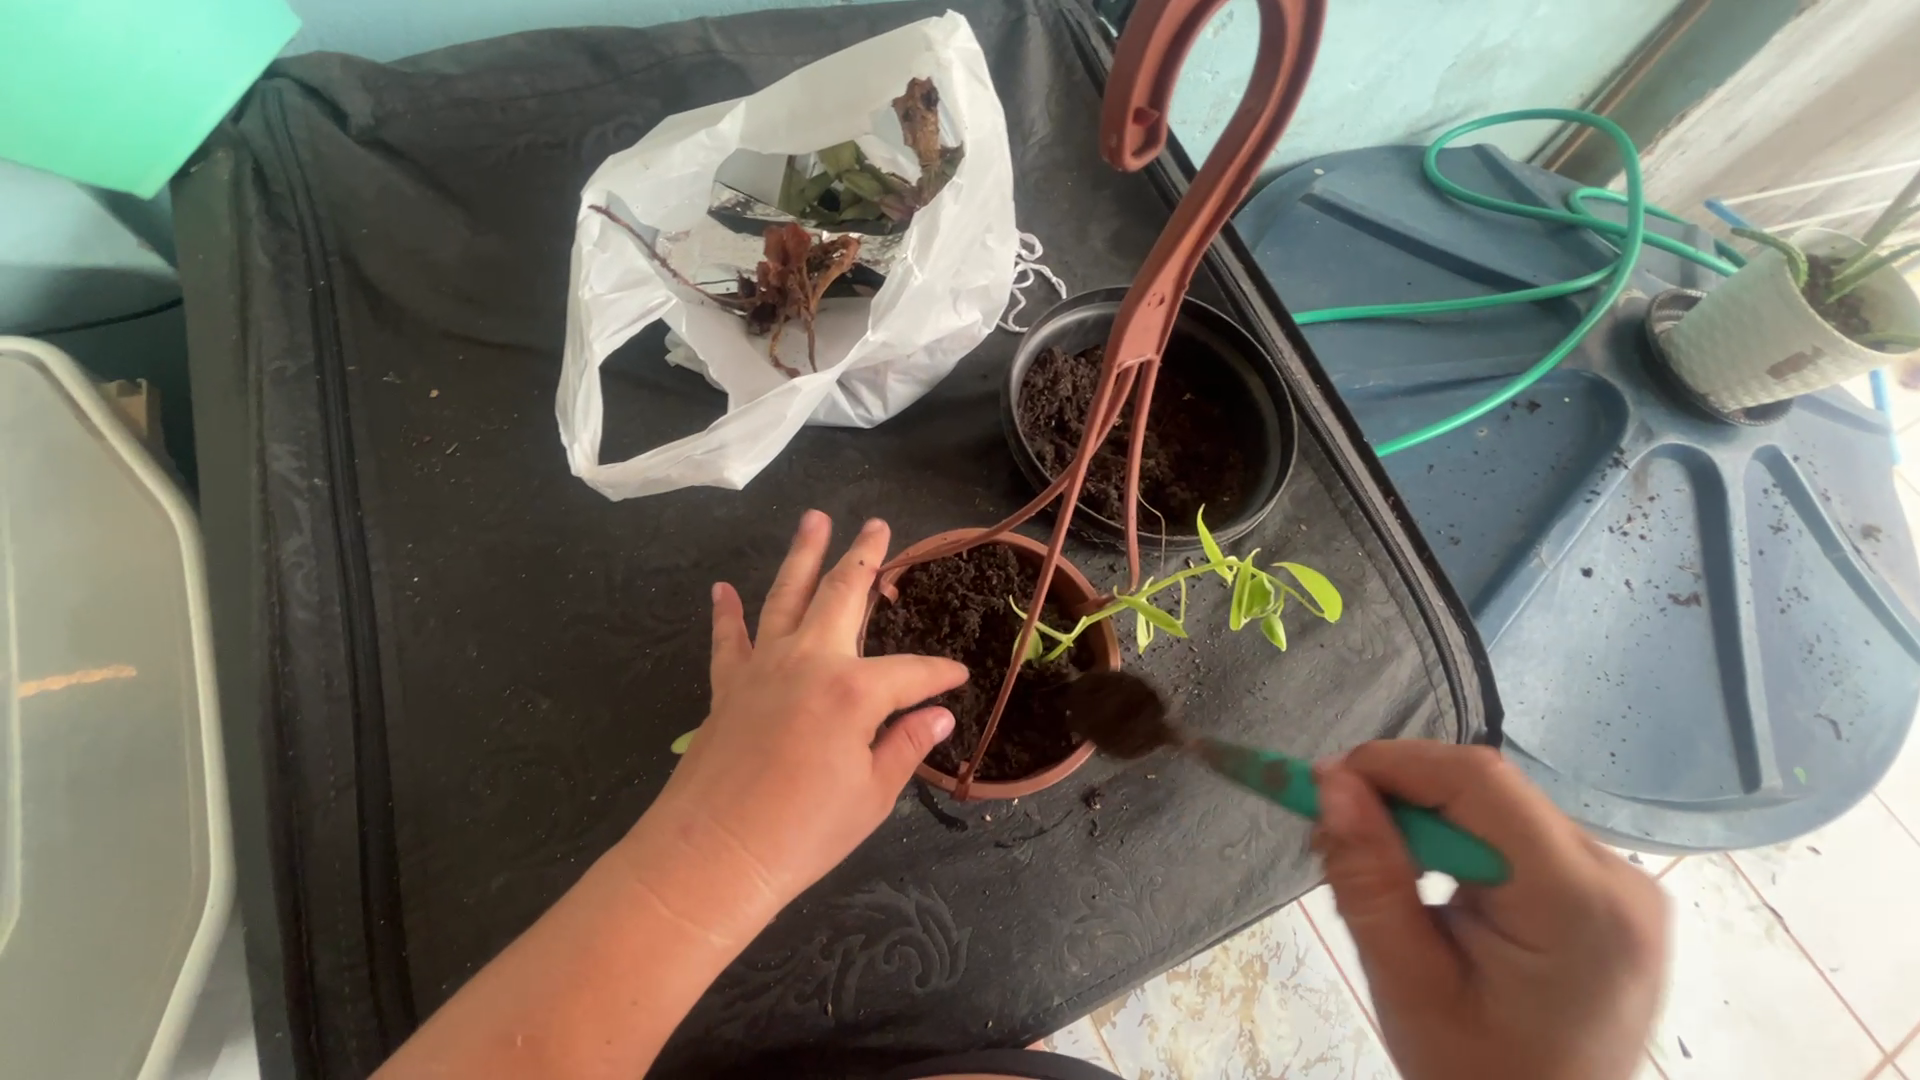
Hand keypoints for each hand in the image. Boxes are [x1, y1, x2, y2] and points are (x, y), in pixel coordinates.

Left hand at [616, 511, 968, 945]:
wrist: (711, 858)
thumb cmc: (803, 833)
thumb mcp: (872, 796)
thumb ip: (905, 745)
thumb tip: (938, 714)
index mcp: (854, 689)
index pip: (912, 672)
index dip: (939, 675)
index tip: (957, 678)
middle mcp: (809, 660)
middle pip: (841, 594)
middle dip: (863, 556)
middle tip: (875, 524)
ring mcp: (763, 667)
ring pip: (785, 596)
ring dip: (802, 555)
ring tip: (813, 519)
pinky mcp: (727, 686)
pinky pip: (729, 639)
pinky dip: (727, 612)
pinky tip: (724, 588)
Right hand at [1314, 742, 1667, 1079]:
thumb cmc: (1475, 1074)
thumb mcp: (1405, 982)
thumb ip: (1368, 877)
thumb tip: (1331, 782)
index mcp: (1578, 905)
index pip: (1478, 781)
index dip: (1391, 763)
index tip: (1321, 787)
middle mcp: (1614, 876)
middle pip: (1484, 787)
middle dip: (1396, 792)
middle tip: (1331, 831)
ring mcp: (1616, 880)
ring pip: (1490, 800)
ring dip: (1417, 812)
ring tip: (1372, 861)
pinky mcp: (1600, 887)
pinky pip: (1506, 826)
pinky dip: (1448, 831)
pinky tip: (1421, 875)